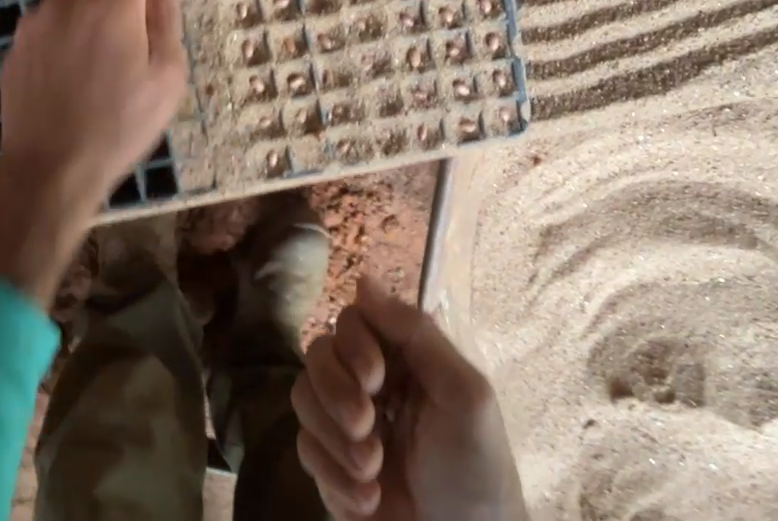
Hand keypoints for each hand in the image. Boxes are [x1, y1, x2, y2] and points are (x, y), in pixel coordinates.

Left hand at [0, 0, 187, 304]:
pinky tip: (75, 82)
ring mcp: (36, 23)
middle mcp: (68, 0)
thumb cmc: (120, 125)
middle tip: (142, 47)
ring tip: (105, 75)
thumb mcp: (166, 75)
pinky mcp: (17, 46)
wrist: (49, 169)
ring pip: (78, 8)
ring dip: (96, 23)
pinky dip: (71, 41)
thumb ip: (166, 15)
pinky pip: (54, 30)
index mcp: (111, 2)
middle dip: (127, 1)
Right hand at [292, 277, 524, 520]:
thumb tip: (364, 279)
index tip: (376, 378)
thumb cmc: (475, 468)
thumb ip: (417, 333)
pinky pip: (304, 448)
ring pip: (302, 396)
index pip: (352, 319)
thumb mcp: (464, 395)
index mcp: (401, 357)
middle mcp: (366, 380)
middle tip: (367, 427)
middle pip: (317, 352)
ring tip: (373, 472)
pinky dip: (334, 476)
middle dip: (336, 393)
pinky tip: (368, 499)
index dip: (354, 344)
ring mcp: (343, 421)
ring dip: (336, 440)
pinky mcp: (327, 461)